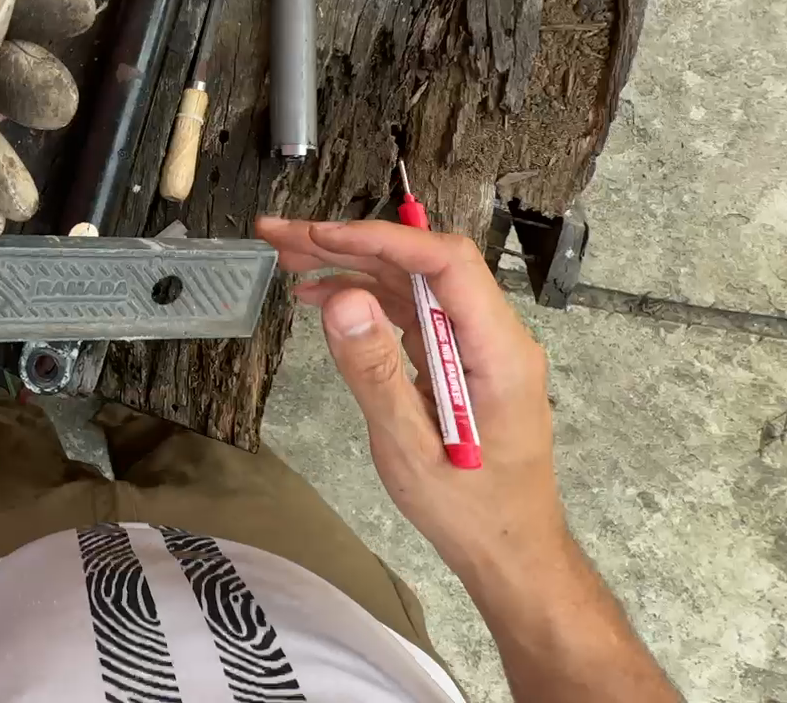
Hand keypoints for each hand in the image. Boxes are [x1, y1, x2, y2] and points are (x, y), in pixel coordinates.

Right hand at [252, 218, 575, 585]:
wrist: (508, 551)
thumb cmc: (468, 509)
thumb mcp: (410, 447)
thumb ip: (376, 371)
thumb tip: (342, 299)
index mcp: (496, 349)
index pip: (446, 263)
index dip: (381, 239)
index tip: (319, 236)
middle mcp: (488, 332)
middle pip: (418, 263)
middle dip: (347, 243)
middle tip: (278, 236)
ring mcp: (468, 341)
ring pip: (405, 280)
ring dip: (345, 263)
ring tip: (284, 256)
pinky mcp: (448, 353)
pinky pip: (403, 307)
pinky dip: (356, 295)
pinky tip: (315, 296)